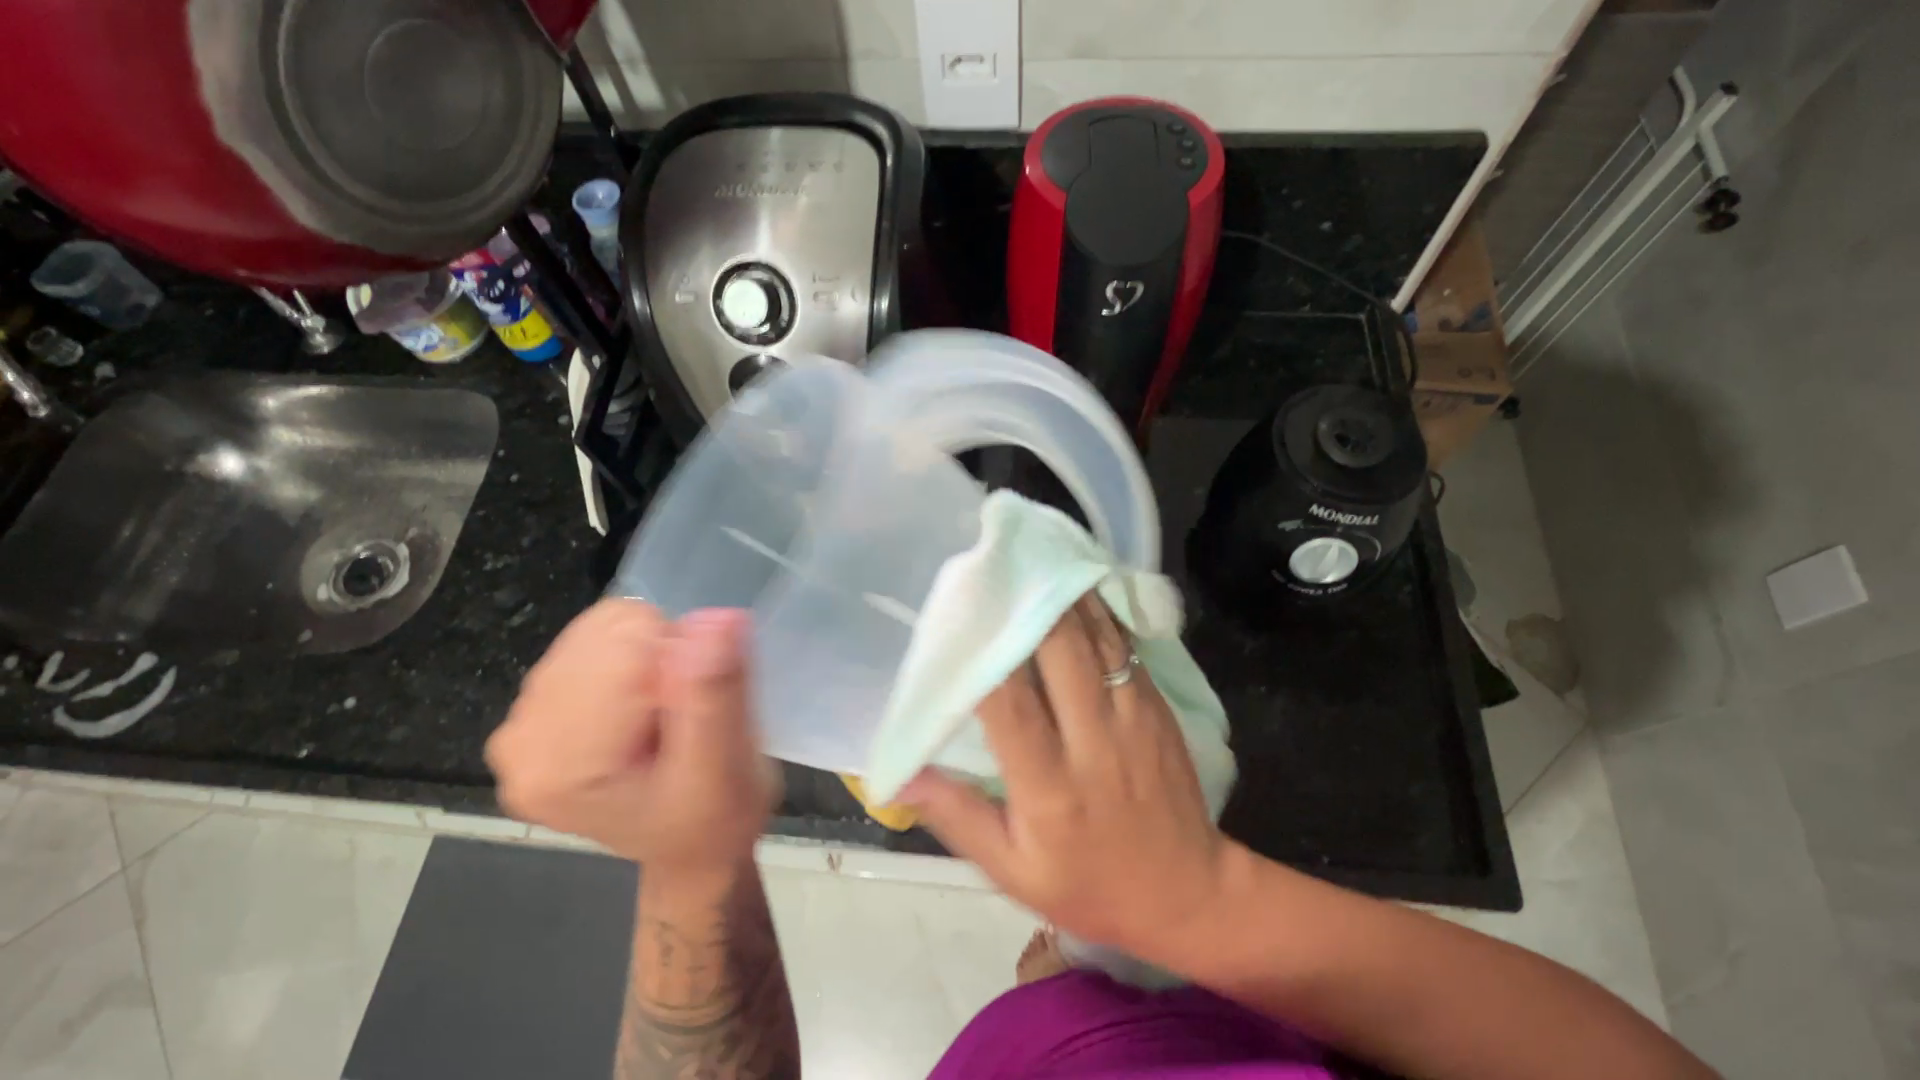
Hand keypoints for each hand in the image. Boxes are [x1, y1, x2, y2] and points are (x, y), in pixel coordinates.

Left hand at [485, 599, 775, 875]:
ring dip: (649, 664)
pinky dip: (633, 665)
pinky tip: (642, 715)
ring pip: (604, 629)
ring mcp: (520, 722)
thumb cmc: (712, 823)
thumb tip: (713, 617)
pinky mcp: (533, 708)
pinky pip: (593, 640)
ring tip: (662, 722)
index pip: (631, 643)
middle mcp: (519, 739)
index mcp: (557, 763)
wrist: (690, 852)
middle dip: (662, 664)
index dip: (683, 666)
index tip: (693, 719)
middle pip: (610, 631)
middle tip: (680, 724)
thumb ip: (713, 696)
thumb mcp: (727, 772)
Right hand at [898, 594, 1237, 958]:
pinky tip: (1076, 584)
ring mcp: (1134, 718)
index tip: (956, 609)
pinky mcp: (1158, 707)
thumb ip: (957, 816)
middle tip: (995, 564)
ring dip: (1065, 594)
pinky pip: (1124, 646)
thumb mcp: (1011, 870)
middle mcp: (1093, 742)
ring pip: (1098, 638)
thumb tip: (899, 775)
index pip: (1009, 703)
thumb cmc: (1088, 885)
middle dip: (1028, 602)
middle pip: (1060, 651)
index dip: (983, 650)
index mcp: (1049, 786)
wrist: (1187, 894)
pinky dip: (1098, 612)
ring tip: (1034, 555)